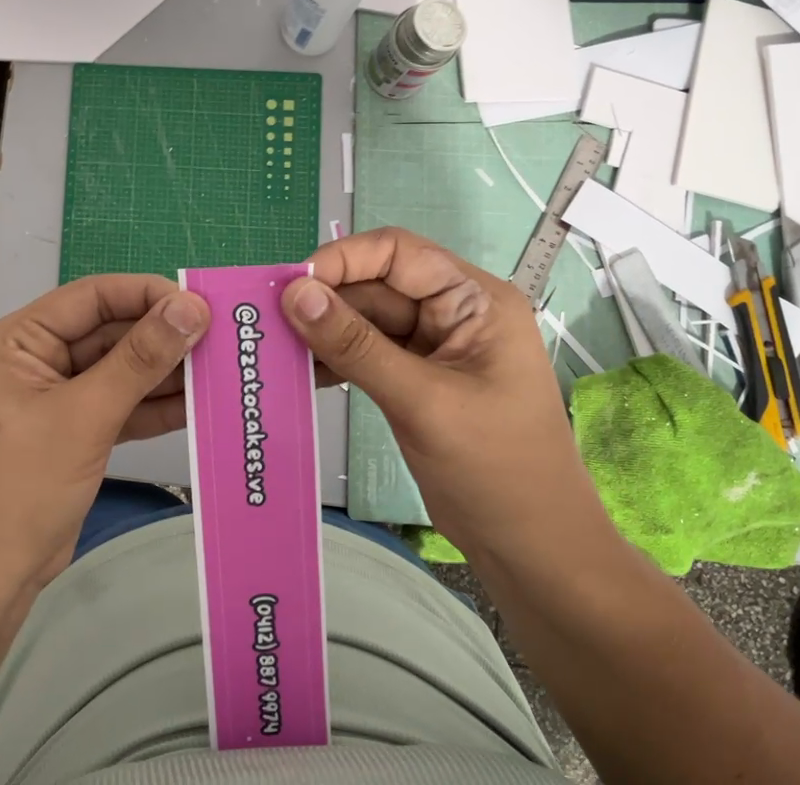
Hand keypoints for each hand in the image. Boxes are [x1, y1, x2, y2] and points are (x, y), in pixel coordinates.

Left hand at [0, 274, 210, 593]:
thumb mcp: (85, 416)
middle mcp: (36, 360)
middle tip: (224, 338)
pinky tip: (198, 404)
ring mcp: (56, 398)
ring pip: (120, 371)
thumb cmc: (23, 486)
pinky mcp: (75, 433)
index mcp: (18, 341)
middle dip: (162, 336)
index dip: (146, 295)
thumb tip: (190, 307)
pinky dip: (154, 406)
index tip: (201, 304)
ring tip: (221, 368)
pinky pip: (121, 406)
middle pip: (109, 332)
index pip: (91, 297)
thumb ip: (139, 359)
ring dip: (165, 372)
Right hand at [279, 228, 604, 558]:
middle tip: (268, 323)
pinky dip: (334, 360)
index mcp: (474, 301)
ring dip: (324, 332)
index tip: (290, 287)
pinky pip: (366, 354)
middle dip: (325, 301)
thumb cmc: (495, 468)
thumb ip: (355, 345)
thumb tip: (295, 294)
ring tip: (278, 349)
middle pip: (376, 286)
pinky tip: (302, 374)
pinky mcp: (416, 381)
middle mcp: (454, 313)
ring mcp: (433, 349)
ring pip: (365, 321)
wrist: (531, 546)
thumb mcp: (422, 401)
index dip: (342, 260)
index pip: (398, 253)